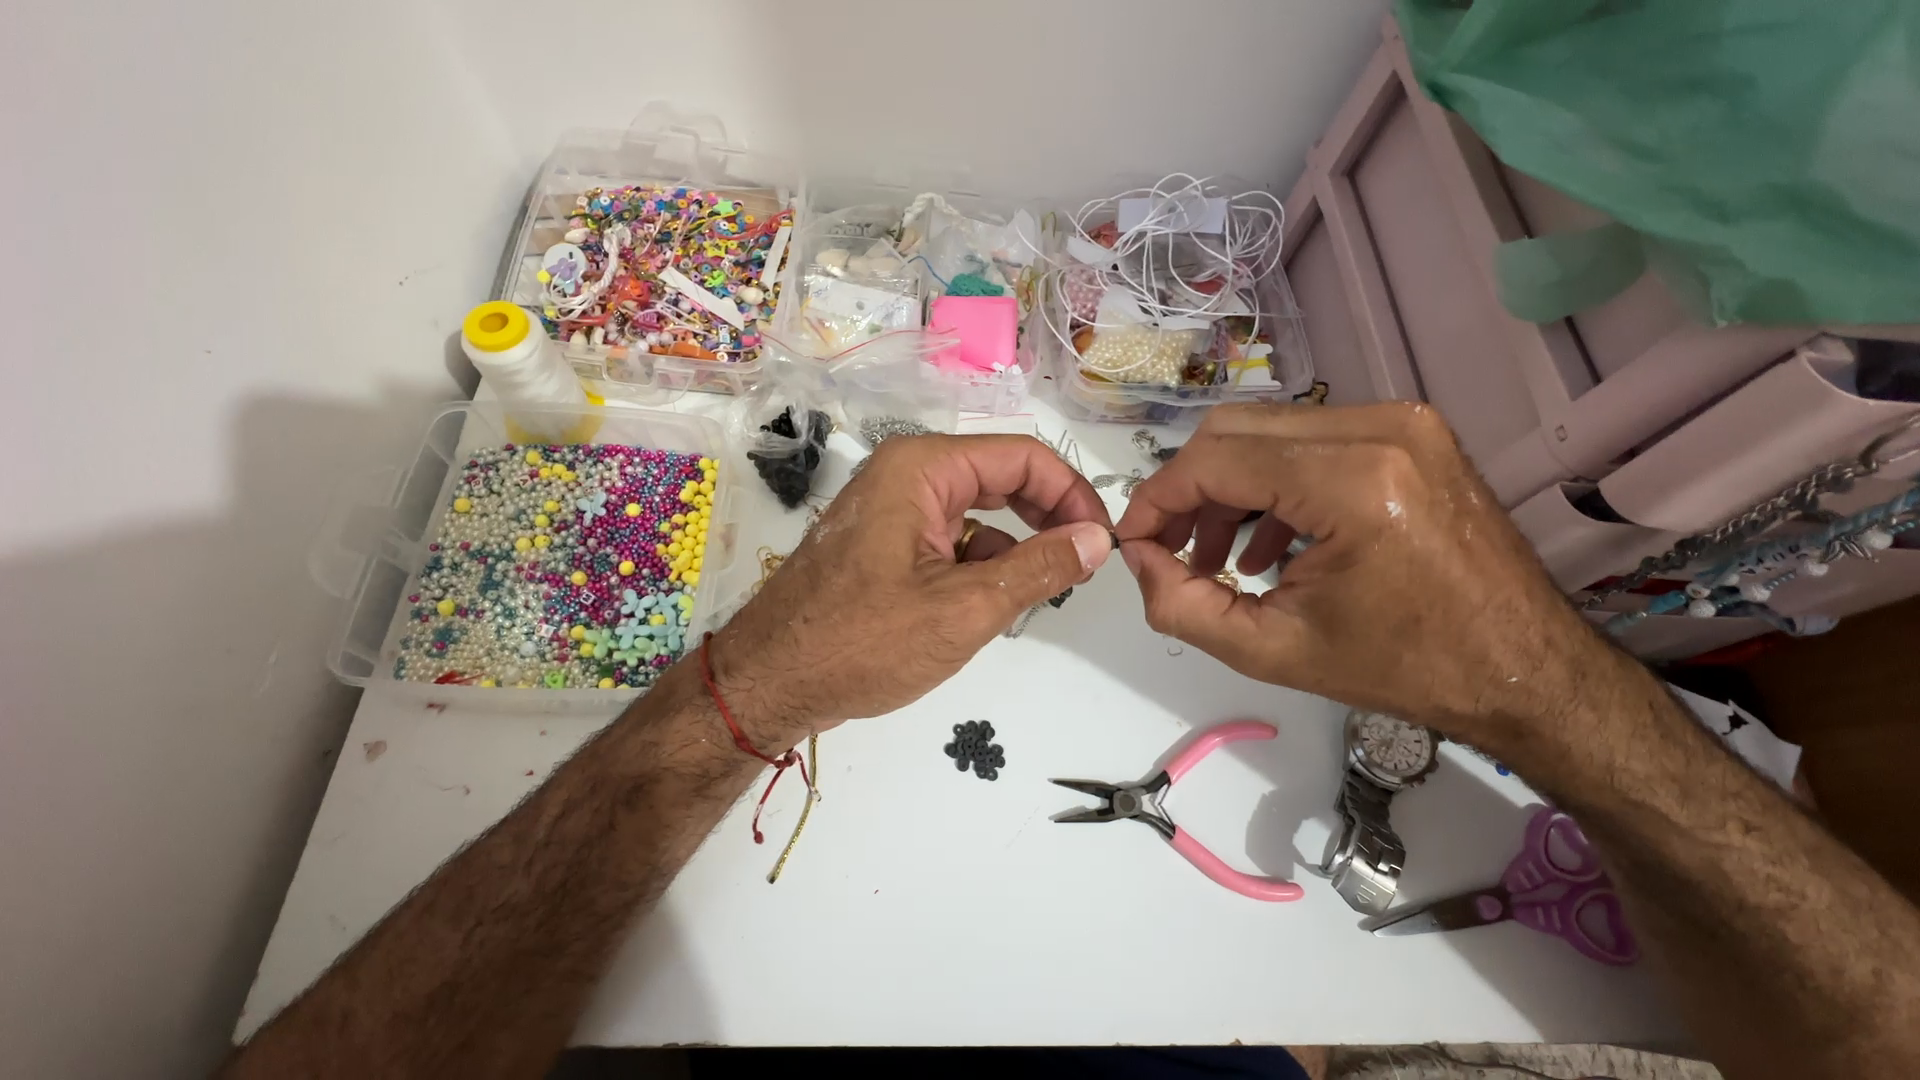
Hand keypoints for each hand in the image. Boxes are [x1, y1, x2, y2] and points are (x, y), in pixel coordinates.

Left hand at [708, 434, 1113, 741]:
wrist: (770, 683)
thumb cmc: (863, 642)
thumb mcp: (965, 608)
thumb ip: (1039, 568)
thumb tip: (1098, 539)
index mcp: (921, 468)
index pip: (1022, 457)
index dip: (1071, 493)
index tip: (1102, 541)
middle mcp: (905, 474)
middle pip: (1000, 476)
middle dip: (1048, 515)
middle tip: (1083, 562)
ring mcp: (891, 508)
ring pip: (977, 510)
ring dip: (1016, 543)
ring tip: (1042, 587)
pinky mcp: (884, 542)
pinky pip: (949, 536)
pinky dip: (980, 561)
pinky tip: (993, 599)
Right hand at [1114, 403, 1599, 743]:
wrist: (1524, 669)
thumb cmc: (1402, 668)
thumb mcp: (1270, 651)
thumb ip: (1181, 605)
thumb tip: (1135, 556)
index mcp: (1351, 481)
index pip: (1214, 461)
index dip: (1157, 499)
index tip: (1134, 542)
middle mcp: (1379, 428)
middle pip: (1234, 431)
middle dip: (1187, 490)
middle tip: (1169, 550)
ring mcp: (1402, 422)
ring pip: (1268, 431)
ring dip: (1226, 488)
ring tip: (1216, 558)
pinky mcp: (1412, 433)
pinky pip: (1310, 440)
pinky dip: (1271, 483)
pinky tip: (1267, 546)